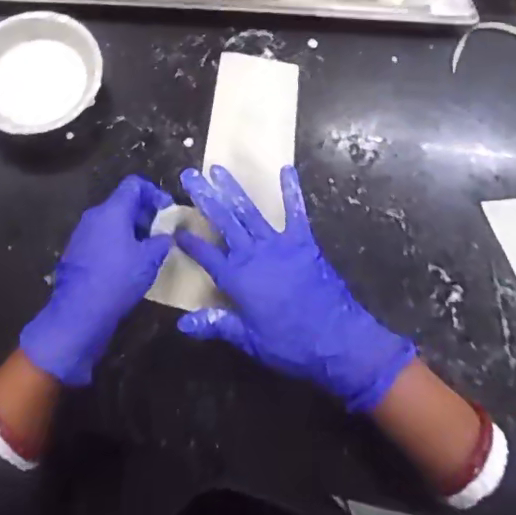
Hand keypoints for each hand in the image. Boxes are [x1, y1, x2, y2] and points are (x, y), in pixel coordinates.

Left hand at [19, 175, 173, 385]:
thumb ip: (161, 241)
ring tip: (148, 251)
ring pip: (111, 221)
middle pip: (122, 203)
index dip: (154, 193)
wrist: (79, 311)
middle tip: (162, 234)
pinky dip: (117, 243)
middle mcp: (94, 216)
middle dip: (145, 214)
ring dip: (132, 231)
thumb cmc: (118, 279)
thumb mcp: (149, 260)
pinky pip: (101, 237)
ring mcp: (81, 233)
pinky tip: (128, 264)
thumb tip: (165, 235)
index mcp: (111, 210)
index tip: (168, 211)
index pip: (134, 184)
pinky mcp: (76, 251)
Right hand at [174, 165, 415, 410]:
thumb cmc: (291, 345)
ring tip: (218, 169)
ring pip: (249, 211)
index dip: (188, 240)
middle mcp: (253, 255)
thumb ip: (216, 324)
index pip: (205, 254)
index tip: (175, 226)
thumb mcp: (249, 339)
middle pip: (223, 221)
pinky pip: (296, 212)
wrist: (340, 342)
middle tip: (189, 176)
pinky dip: (291, 190)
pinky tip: (286, 169)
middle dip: (204, 198)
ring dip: (233, 189)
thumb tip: (183, 324)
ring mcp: (279, 245)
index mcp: (236, 278)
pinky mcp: (304, 243)